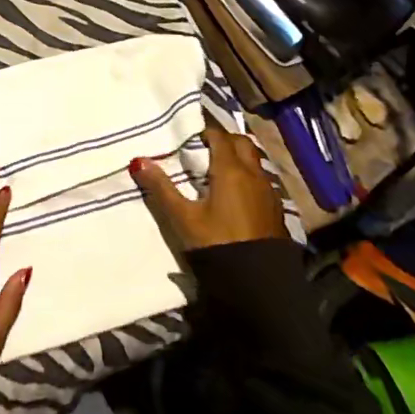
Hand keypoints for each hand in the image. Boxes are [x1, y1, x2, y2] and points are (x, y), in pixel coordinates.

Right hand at [129, 125, 287, 250]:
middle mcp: (254, 173)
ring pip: (254, 160)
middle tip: (204, 149)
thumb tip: (138, 161)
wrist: (258, 282)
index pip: (219, 136)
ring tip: (219, 170)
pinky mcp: (275, 208)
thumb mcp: (183, 218)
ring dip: (238, 157)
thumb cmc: (217, 243)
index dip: (205, 131)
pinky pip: (261, 179)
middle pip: (241, 143)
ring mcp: (268, 190)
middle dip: (224, 140)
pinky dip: (248, 176)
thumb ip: (161, 188)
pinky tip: (237, 193)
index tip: (191, 135)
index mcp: (231, 169)